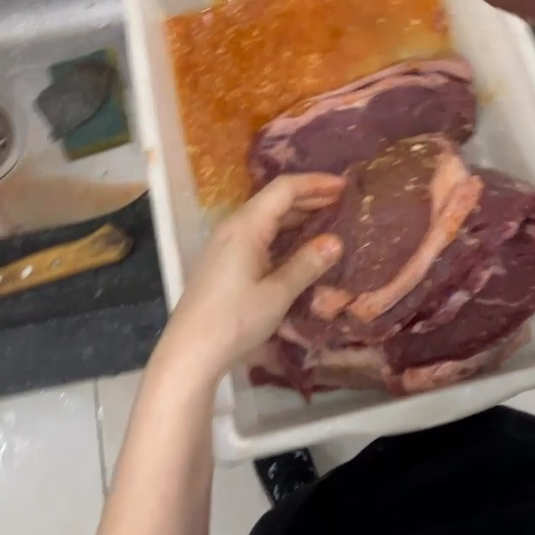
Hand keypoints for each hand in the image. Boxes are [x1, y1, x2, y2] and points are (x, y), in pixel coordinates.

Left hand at [154, 174, 343, 382]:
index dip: (314, 183)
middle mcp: (234, 226)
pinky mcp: (224, 259)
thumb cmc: (235, 320)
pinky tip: (299, 242)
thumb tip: (336, 241)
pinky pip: (258, 232)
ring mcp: (226, 242)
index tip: (344, 185)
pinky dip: (283, 230)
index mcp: (246, 225)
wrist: (190, 351)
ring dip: (296, 214)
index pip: (283, 189)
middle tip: (342, 199)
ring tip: (328, 217)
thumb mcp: (277, 294)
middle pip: (274, 199)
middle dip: (308, 195)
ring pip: (266, 216)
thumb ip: (306, 264)